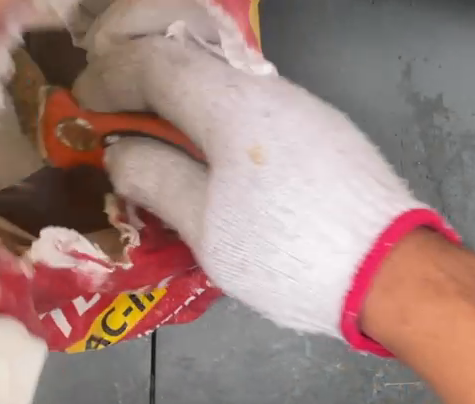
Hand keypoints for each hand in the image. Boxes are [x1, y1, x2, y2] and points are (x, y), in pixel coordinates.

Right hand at [74, 33, 454, 351]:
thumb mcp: (209, 230)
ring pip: (234, 86)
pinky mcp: (331, 143)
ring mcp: (308, 114)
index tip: (84, 100)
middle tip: (115, 90)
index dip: (112, 78)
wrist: (390, 274)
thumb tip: (124, 155)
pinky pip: (263, 115)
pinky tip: (219, 155)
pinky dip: (225, 122)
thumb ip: (159, 183)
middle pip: (198, 56)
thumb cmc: (291, 256)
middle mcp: (272, 93)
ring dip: (189, 98)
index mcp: (231, 105)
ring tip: (160, 127)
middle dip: (148, 66)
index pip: (156, 64)